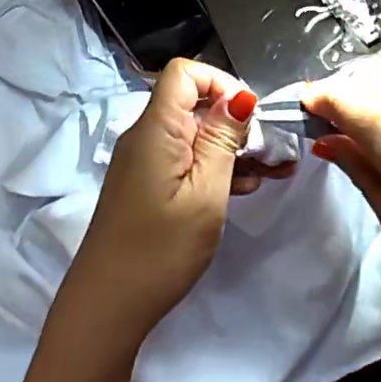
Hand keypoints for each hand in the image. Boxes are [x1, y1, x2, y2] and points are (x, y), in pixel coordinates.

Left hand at [65, 59, 260, 346]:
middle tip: (274, 149)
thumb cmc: (161, 249)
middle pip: (193, 103)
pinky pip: (185, 160)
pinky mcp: (148, 185)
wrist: (107, 308)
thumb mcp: (205, 193)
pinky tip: (246, 188)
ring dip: (232, 147)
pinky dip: (216, 168)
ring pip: (194, 135)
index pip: (184, 73)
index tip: (250, 116)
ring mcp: (146, 162)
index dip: (220, 81)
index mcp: (157, 129)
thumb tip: (239, 96)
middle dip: (236, 119)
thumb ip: (222, 140)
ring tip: (273, 170)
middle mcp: (147, 137)